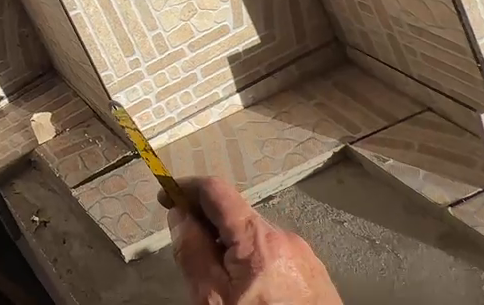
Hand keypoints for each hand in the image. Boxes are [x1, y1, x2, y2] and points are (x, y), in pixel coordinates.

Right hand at [165, 177, 340, 304]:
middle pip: (234, 213)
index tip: (165, 200)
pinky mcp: (318, 278)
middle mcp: (287, 239)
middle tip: (192, 256)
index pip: (214, 189)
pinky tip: (251, 294)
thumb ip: (190, 249)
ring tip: (223, 283)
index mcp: (259, 239)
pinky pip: (275, 255)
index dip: (184, 188)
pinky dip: (253, 262)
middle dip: (207, 225)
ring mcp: (307, 259)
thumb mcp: (211, 298)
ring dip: (230, 246)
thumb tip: (179, 214)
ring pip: (254, 236)